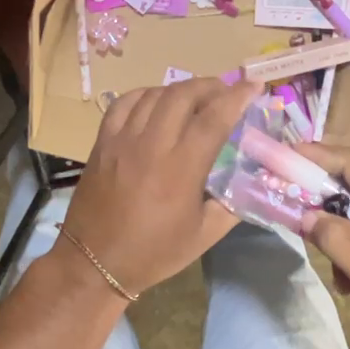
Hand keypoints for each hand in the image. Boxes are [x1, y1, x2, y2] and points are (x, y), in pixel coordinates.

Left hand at [61, 78, 263, 296]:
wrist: (95, 263)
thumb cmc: (154, 252)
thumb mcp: (204, 235)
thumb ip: (232, 204)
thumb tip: (253, 181)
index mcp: (181, 169)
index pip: (214, 118)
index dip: (237, 97)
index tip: (254, 86)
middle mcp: (151, 146)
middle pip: (183, 95)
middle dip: (210, 86)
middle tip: (226, 91)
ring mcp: (122, 140)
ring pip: (154, 94)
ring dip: (180, 89)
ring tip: (196, 96)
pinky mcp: (102, 142)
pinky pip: (124, 103)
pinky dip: (146, 94)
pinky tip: (157, 101)